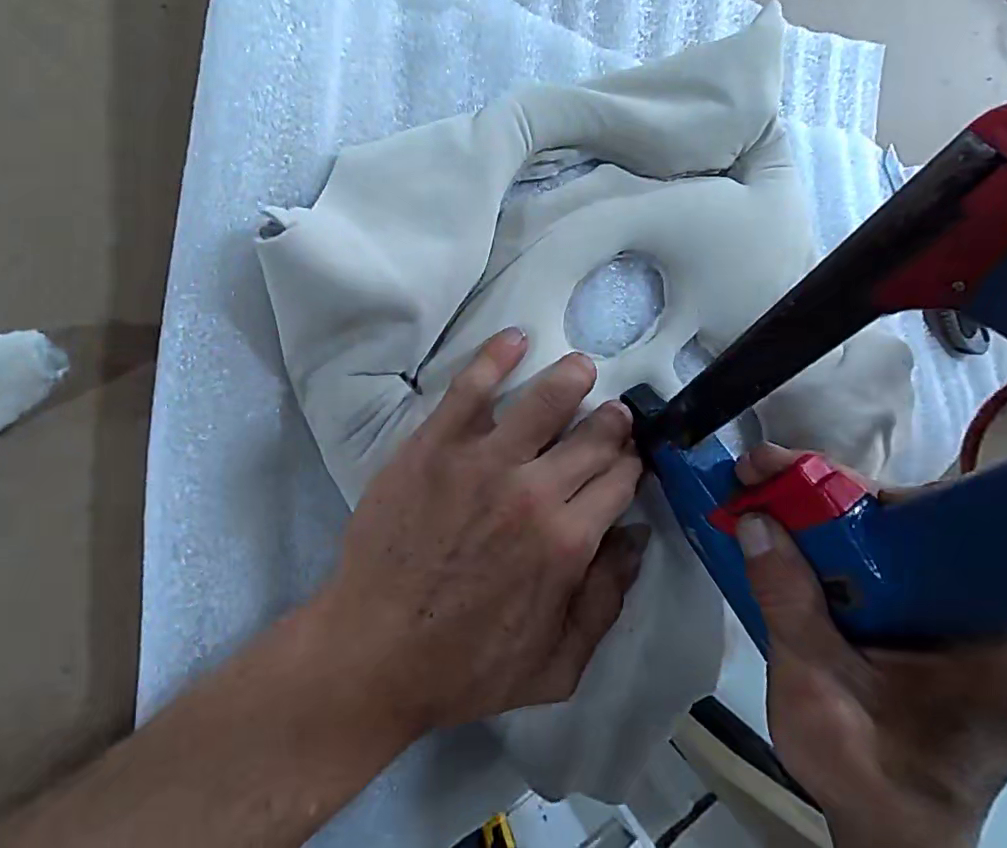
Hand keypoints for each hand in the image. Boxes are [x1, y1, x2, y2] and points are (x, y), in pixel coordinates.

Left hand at [312, 327, 650, 735]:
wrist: (370, 655)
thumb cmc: (465, 667)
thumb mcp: (557, 666)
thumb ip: (607, 603)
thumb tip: (636, 539)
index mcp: (568, 542)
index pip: (621, 478)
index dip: (631, 464)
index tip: (627, 460)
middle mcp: (535, 492)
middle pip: (596, 434)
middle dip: (614, 421)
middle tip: (613, 416)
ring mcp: (481, 463)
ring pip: (546, 399)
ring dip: (573, 377)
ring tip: (581, 367)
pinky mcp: (434, 447)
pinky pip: (471, 388)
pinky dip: (496, 356)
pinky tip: (515, 338)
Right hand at [733, 445, 1006, 847]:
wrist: (888, 840)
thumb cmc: (865, 782)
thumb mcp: (815, 697)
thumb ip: (789, 606)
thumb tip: (756, 519)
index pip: (968, 538)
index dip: (896, 502)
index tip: (826, 481)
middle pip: (935, 533)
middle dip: (855, 503)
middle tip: (786, 478)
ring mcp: (985, 628)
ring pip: (917, 545)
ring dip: (849, 521)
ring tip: (787, 494)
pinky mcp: (955, 630)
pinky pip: (908, 568)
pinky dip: (857, 549)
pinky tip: (812, 536)